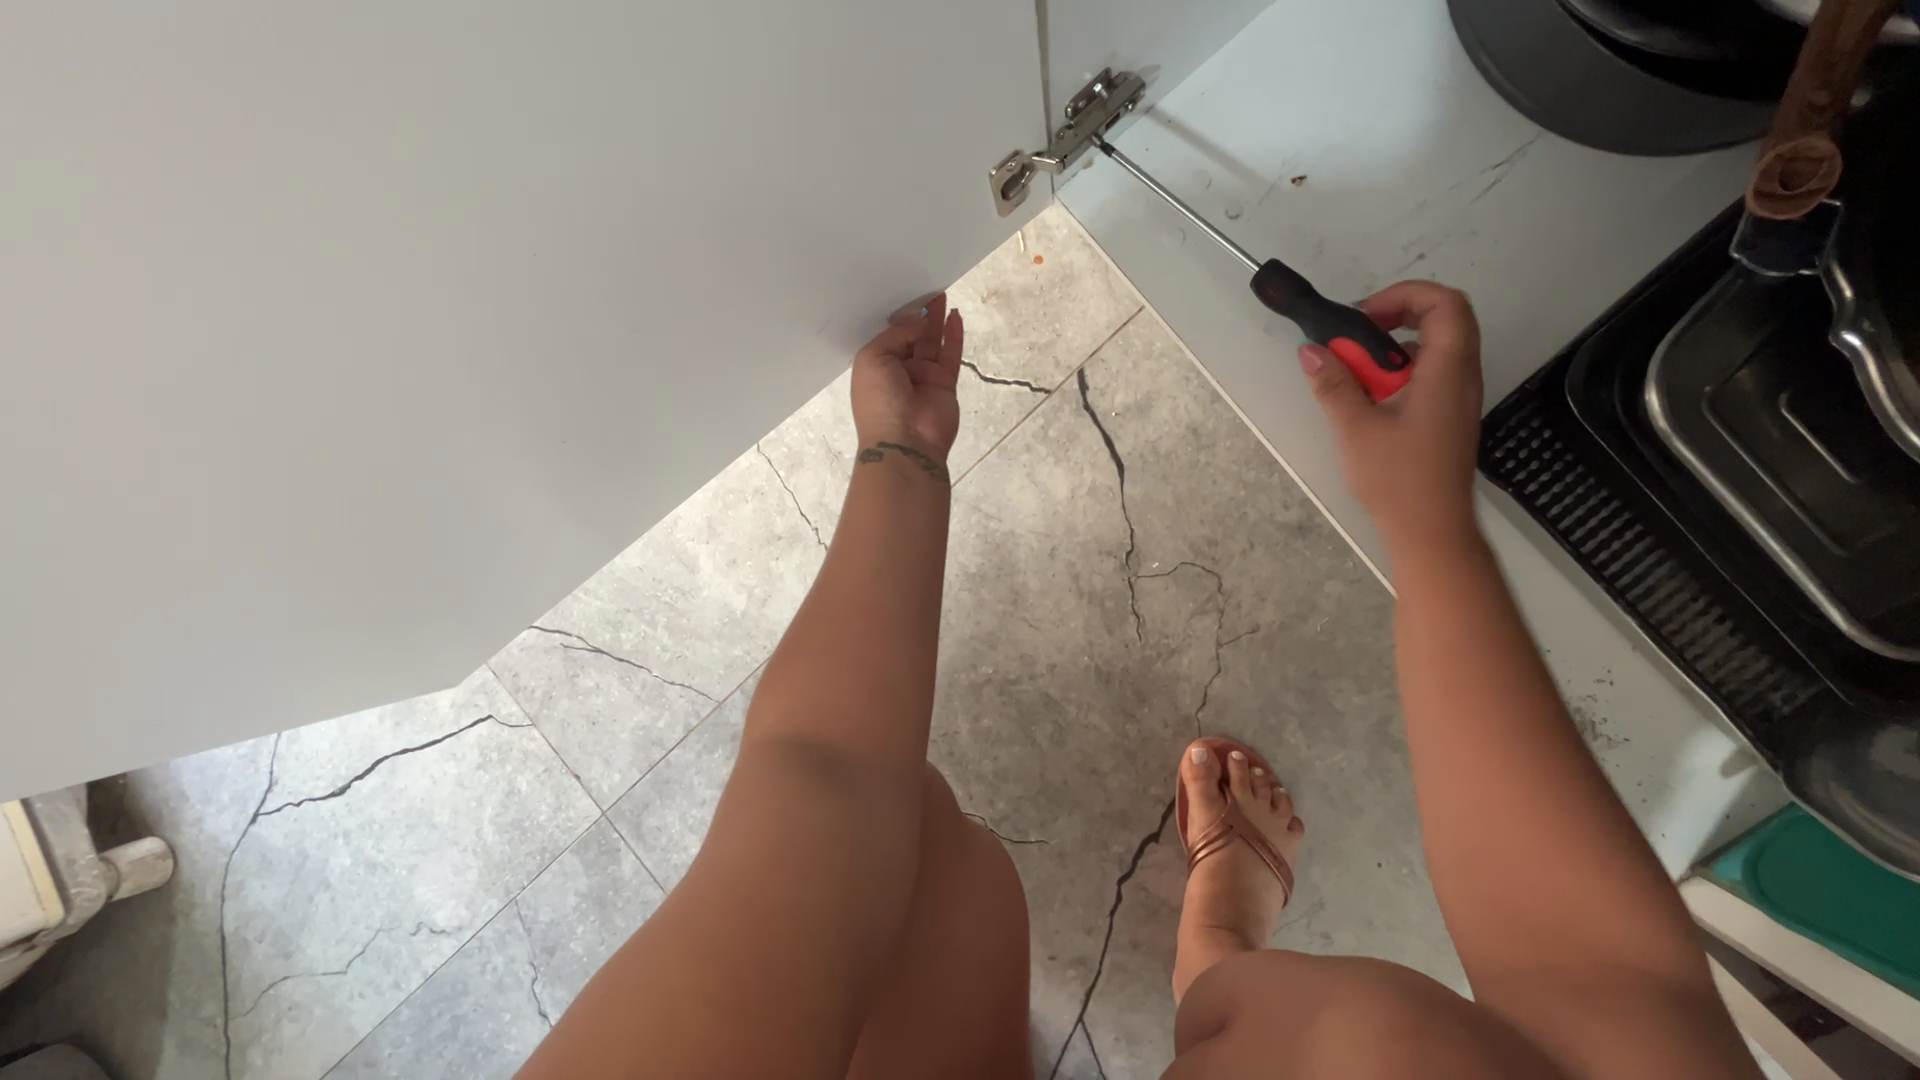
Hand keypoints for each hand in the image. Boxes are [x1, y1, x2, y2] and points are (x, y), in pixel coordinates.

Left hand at [849, 292, 963, 461]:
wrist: (905, 440)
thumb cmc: (880, 400)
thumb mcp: (873, 358)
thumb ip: (895, 334)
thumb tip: (918, 322)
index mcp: (876, 367)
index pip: (889, 336)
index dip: (899, 318)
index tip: (909, 297)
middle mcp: (900, 371)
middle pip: (912, 337)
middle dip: (920, 315)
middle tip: (930, 290)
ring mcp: (924, 378)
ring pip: (932, 343)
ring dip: (937, 320)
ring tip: (943, 295)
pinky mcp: (945, 384)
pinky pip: (950, 355)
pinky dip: (953, 336)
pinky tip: (955, 317)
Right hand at [1297, 281, 1483, 554]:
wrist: (1431, 529)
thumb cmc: (1397, 478)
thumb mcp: (1355, 428)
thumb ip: (1333, 384)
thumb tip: (1311, 351)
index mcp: (1446, 371)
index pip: (1443, 303)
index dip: (1403, 296)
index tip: (1362, 318)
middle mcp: (1461, 376)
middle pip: (1442, 319)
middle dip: (1394, 317)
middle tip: (1355, 338)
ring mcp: (1458, 397)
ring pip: (1434, 348)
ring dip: (1392, 348)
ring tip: (1355, 373)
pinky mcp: (1447, 416)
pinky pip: (1429, 374)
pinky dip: (1398, 372)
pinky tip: (1369, 399)